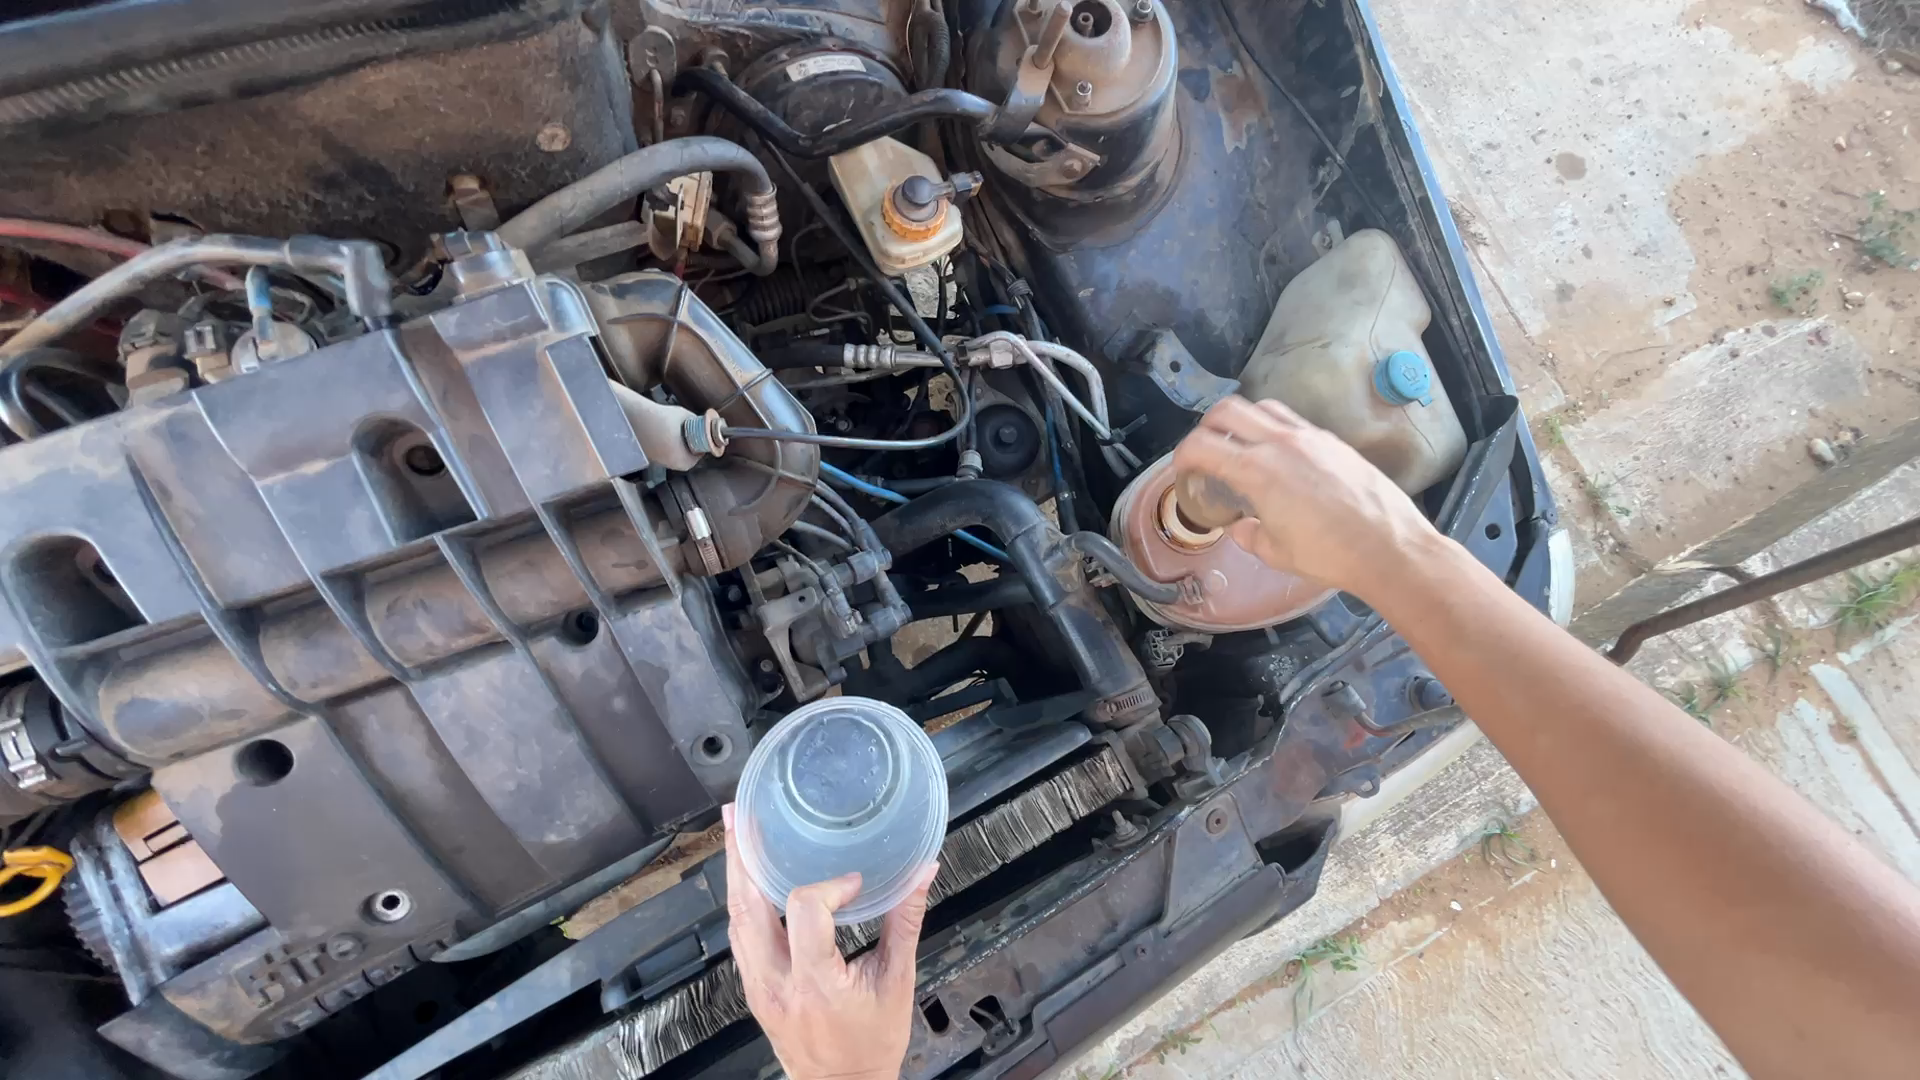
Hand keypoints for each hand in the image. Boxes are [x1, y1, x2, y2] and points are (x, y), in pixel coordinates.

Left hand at [723, 803, 938, 1079]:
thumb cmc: (871, 1043)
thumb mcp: (897, 980)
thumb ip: (906, 921)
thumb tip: (922, 871)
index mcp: (816, 982)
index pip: (804, 910)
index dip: (829, 886)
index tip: (852, 882)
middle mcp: (776, 983)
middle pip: (747, 909)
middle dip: (741, 856)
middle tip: (738, 814)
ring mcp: (758, 986)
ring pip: (734, 920)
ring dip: (735, 872)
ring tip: (735, 830)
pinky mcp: (753, 987)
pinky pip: (738, 935)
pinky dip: (741, 898)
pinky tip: (746, 875)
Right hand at [1170, 396, 1439, 597]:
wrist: (1389, 547)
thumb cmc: (1328, 555)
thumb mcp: (1274, 553)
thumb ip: (1248, 534)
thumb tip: (1239, 526)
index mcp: (1257, 471)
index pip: (1202, 445)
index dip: (1182, 455)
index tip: (1182, 470)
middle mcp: (1280, 444)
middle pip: (1226, 410)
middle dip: (1205, 427)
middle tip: (1204, 452)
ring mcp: (1309, 437)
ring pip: (1261, 407)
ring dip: (1240, 421)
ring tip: (1240, 446)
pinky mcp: (1332, 440)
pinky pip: (1291, 420)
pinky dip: (1271, 429)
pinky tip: (1277, 456)